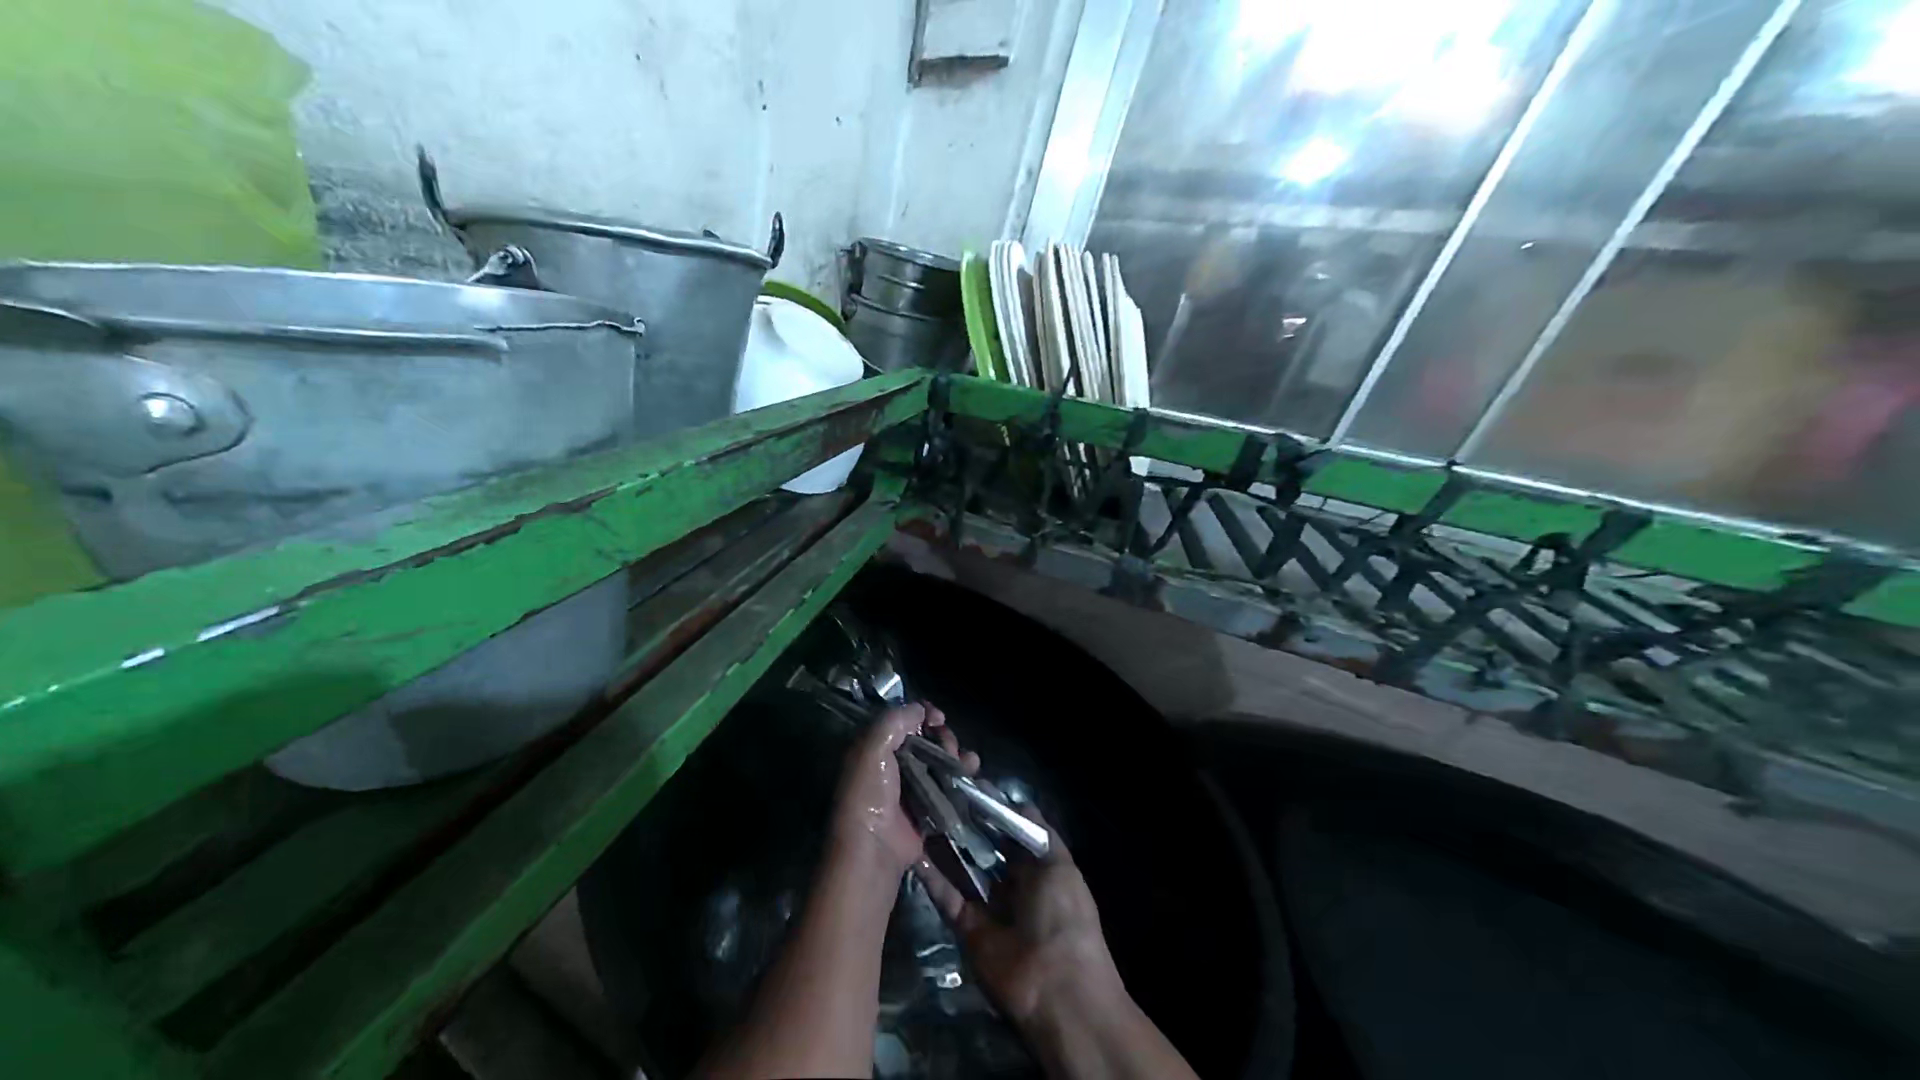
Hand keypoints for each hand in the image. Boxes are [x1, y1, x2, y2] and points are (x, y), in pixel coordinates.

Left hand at [829, 702, 975, 881]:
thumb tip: (919, 709)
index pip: (903, 721)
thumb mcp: (873, 748)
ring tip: (966, 760)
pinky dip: (961, 776)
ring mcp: (912, 788)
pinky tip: (970, 772)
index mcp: (876, 748)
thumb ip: (895, 721)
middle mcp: (893, 765)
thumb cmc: (869, 794)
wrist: (875, 848)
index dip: (922, 715)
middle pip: (927, 740)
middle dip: (943, 737)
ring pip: (940, 761)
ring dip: (956, 755)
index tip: (938, 717)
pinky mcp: (929, 808)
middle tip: (948, 744)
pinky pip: (948, 785)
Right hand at [915, 809, 1125, 1030]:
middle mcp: (1011, 883)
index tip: (965, 780)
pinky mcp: (966, 926)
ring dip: (944, 844)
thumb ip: (1038, 833)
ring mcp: (987, 905)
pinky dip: (930, 876)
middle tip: (935, 791)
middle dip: (964, 822)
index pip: (1009, 830)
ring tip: (920, 811)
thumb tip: (1017, 801)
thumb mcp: (1060, 866)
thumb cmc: (1064, 917)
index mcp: (1038, 867)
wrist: (1056, 986)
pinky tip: (913, 849)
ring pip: (961, 868)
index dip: (990, 807)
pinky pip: (946, 896)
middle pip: (983, 847)